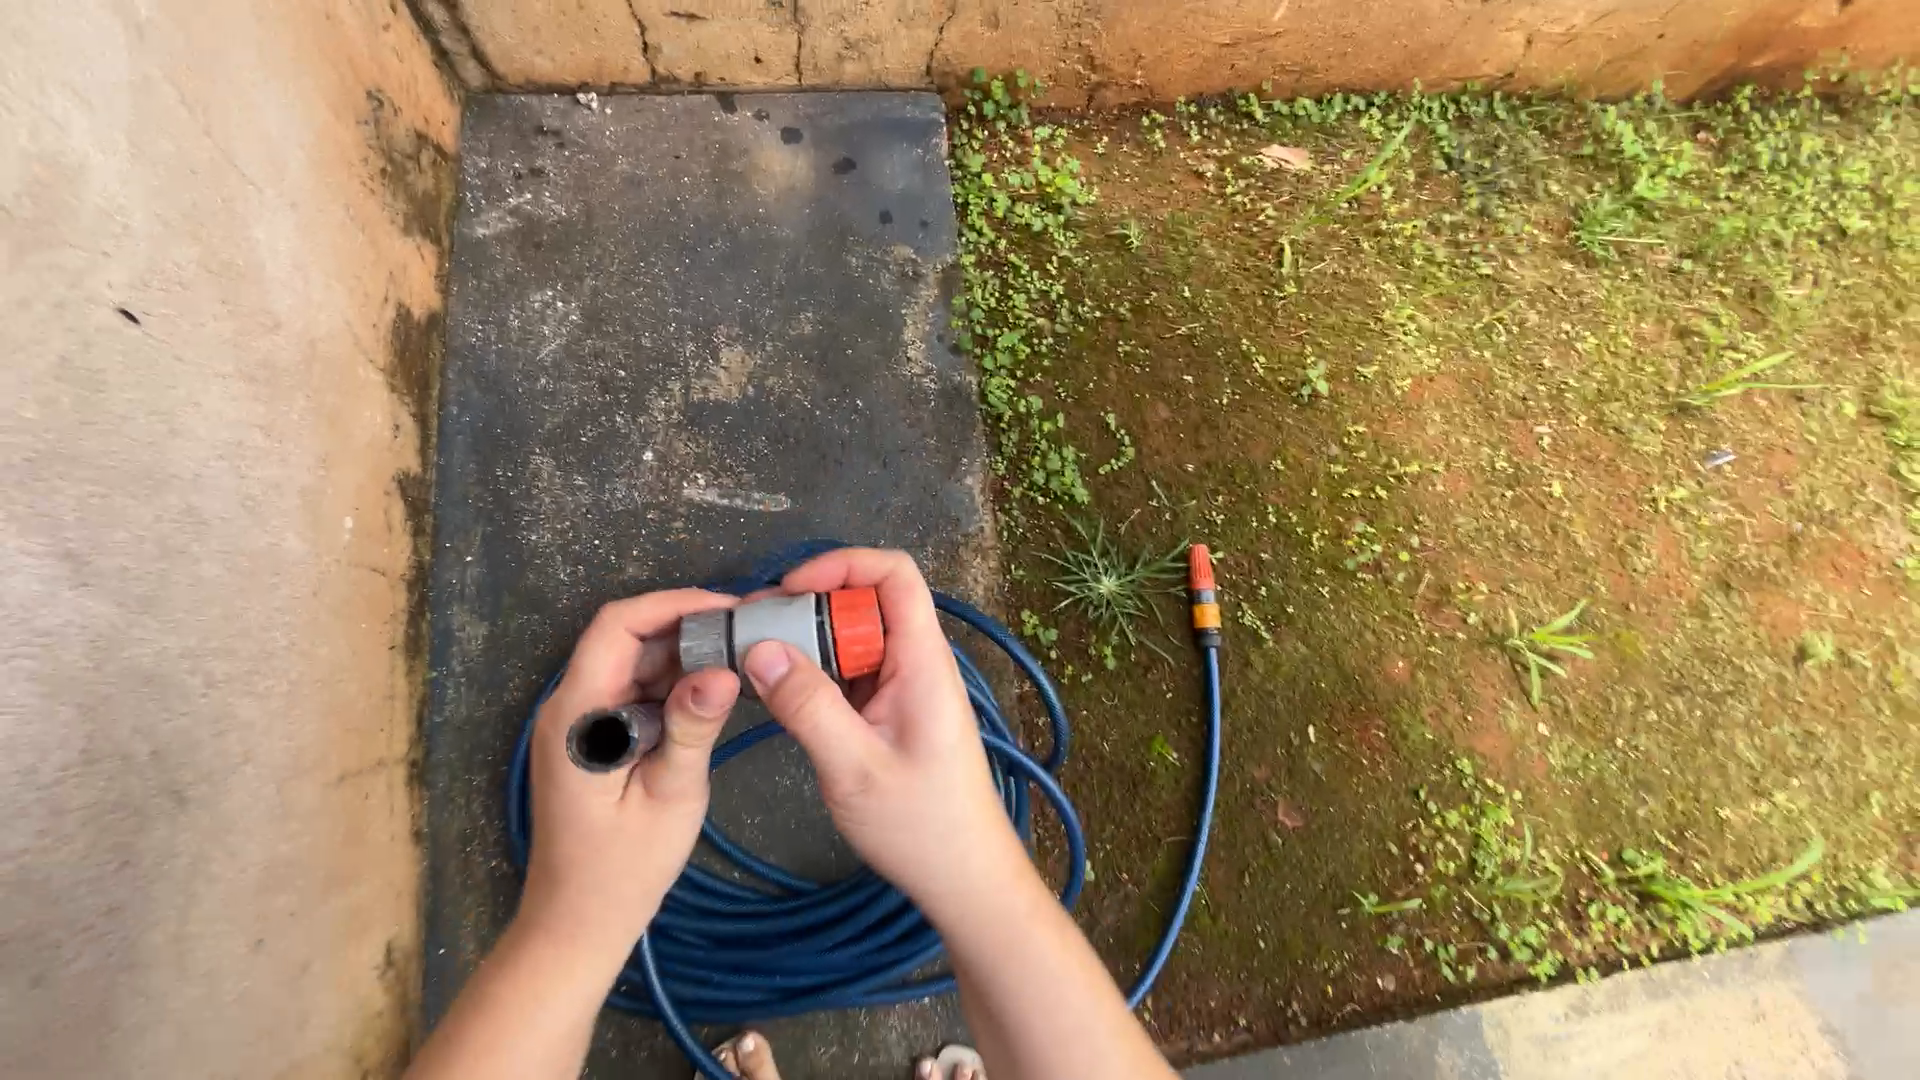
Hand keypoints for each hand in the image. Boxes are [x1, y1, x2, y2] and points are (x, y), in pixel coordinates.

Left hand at [518, 589, 742, 962]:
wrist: (579, 922)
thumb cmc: (623, 866)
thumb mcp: (670, 794)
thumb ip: (692, 726)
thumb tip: (724, 669)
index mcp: (579, 712)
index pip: (617, 625)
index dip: (672, 604)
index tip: (728, 610)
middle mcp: (573, 704)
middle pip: (627, 637)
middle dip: (688, 626)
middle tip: (748, 632)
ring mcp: (583, 719)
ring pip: (635, 660)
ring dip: (686, 652)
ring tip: (742, 654)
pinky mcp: (598, 734)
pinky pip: (637, 688)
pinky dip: (676, 680)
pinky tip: (716, 689)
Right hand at [740, 549, 1031, 919]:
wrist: (962, 876)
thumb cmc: (920, 824)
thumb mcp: (854, 766)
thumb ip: (807, 706)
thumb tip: (759, 649)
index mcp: (923, 660)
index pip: (896, 575)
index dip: (844, 565)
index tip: (791, 589)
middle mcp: (917, 662)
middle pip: (867, 603)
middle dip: (812, 606)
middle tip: (755, 631)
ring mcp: (905, 687)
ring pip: (855, 639)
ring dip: (809, 642)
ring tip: (757, 661)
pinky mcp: (892, 711)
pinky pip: (852, 673)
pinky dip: (817, 674)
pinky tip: (782, 694)